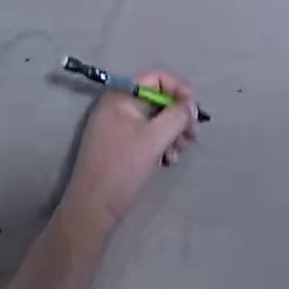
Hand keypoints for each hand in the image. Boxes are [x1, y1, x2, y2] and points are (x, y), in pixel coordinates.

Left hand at [59, 70, 198, 230]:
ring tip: (180, 152)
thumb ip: (178, 115)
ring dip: (173, 132)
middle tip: (192, 135)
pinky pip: (147, 134)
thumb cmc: (123, 168)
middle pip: (158, 98)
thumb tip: (191, 105)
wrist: (92, 211)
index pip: (157, 78)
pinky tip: (168, 160)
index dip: (180, 89)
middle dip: (178, 115)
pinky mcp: (119, 144)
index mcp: (121, 96)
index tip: (195, 110)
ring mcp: (117, 125)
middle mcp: (117, 105)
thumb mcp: (156, 138)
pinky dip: (161, 143)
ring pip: (155, 118)